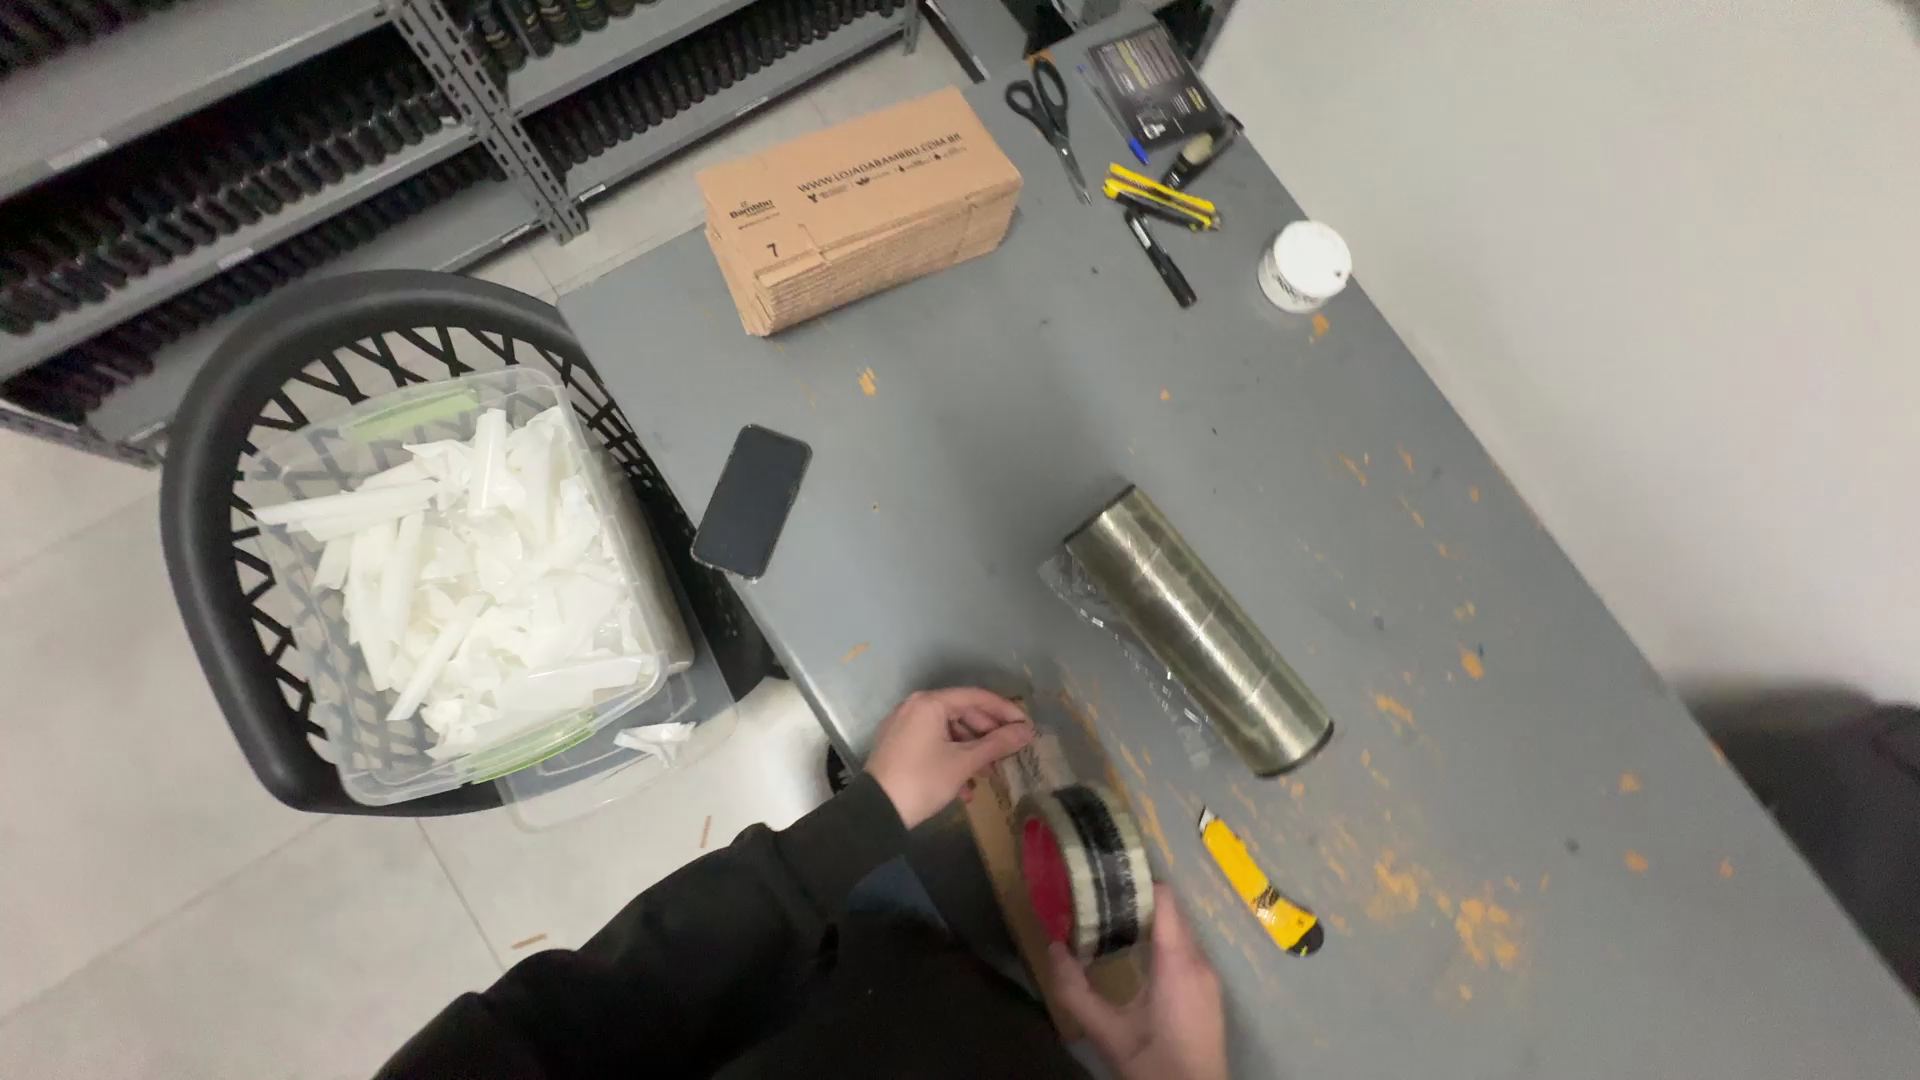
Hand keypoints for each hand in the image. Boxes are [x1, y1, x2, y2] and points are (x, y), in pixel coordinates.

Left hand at [866, 687, 1033, 827]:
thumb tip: (1027, 732)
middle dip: (987, 736)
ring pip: (948, 730)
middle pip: (962, 713)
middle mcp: (915, 706)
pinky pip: (932, 742)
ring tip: (987, 775)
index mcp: (930, 703)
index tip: (1026, 726)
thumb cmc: (923, 780)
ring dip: (970, 751)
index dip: (1005, 711)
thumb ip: (997, 744)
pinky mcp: (898, 743)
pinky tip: (963, 788)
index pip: (976, 697)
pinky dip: (950, 758)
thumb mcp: (964, 762)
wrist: (875, 811)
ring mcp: (904, 724)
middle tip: (1008, 753)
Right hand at [1047, 884, 1226, 1079]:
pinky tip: (1142, 958)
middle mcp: (1200, 962)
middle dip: (1141, 901)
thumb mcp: (1108, 1031)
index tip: (1109, 879)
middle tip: (1105, 900)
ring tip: (1119, 923)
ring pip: (1183, 932)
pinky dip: (1167, 942)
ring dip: (1155, 922)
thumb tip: (1052, 948)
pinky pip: (1190, 951)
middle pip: (1174, 913)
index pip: (1165, 900)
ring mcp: (1210, 979)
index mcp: (1177, 962)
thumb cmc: (1153, 1065)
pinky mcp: (1212, 994)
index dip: (1139, 882)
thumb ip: (1075, 991)